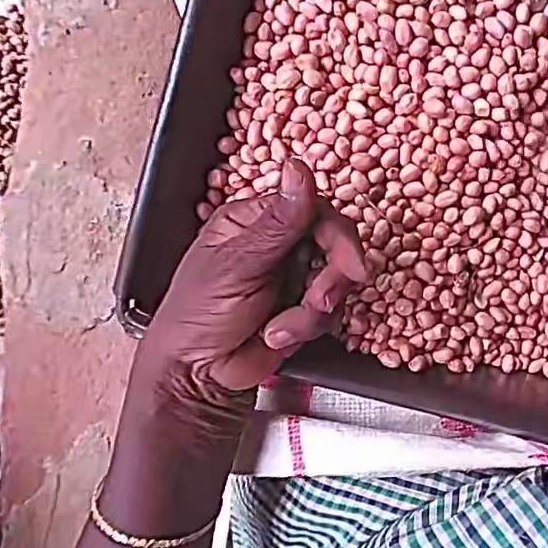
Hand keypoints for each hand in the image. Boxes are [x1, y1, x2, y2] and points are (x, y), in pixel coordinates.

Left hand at [127, 159, 366, 451]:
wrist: (196, 378)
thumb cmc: (197, 317)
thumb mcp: (237, 266)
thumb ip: (278, 222)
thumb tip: (300, 169)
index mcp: (256, 220)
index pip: (315, 210)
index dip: (339, 237)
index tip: (351, 265)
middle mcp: (279, 243)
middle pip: (335, 245)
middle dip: (331, 279)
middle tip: (319, 302)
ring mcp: (293, 276)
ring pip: (336, 281)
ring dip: (313, 311)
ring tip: (280, 328)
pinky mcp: (303, 308)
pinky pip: (330, 311)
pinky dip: (308, 327)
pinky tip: (277, 336)